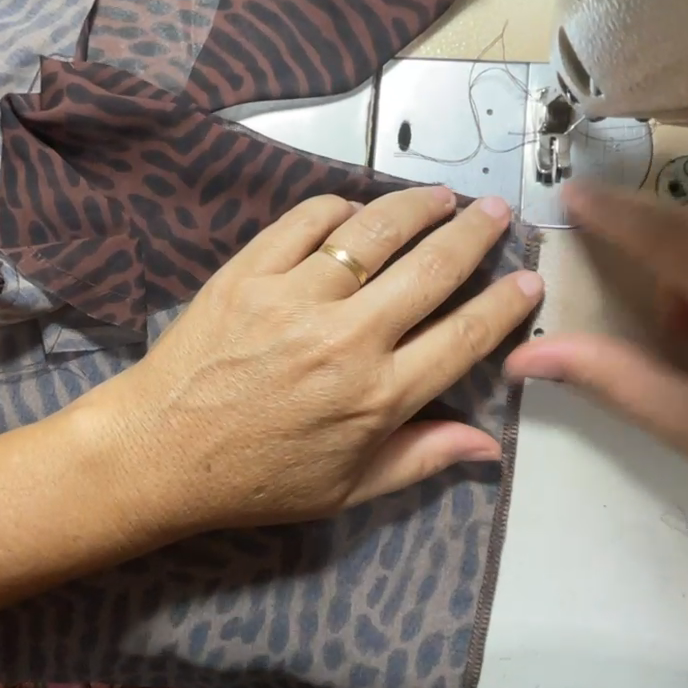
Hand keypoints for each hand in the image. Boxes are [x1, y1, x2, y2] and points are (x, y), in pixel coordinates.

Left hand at [83, 185, 542, 531]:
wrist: (159, 450)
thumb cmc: (253, 478)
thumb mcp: (344, 489)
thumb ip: (419, 460)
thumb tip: (490, 446)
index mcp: (378, 395)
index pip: (463, 335)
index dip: (505, 303)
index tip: (528, 279)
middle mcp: (345, 337)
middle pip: (431, 268)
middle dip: (474, 234)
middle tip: (495, 213)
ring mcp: (293, 297)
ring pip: (372, 233)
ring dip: (415, 208)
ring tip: (438, 198)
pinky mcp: (247, 272)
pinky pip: (303, 221)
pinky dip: (336, 208)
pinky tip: (353, 210)